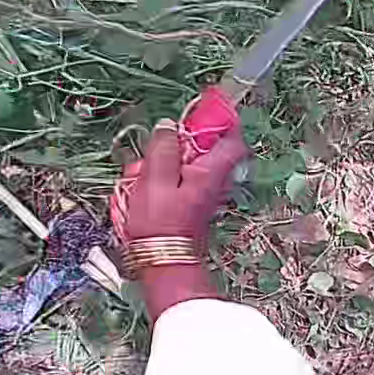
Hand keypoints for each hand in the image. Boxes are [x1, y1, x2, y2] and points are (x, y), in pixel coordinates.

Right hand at [118, 119, 249, 241]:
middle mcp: (213, 181)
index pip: (232, 138)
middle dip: (177, 144)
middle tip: (157, 150)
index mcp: (211, 171)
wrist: (163, 262)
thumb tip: (169, 125)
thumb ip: (163, 149)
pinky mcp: (189, 202)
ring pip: (185, 163)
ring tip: (142, 174)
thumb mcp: (155, 179)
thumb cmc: (160, 223)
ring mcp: (202, 192)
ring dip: (163, 163)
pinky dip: (160, 179)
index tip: (200, 113)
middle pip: (203, 148)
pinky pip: (177, 180)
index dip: (220, 121)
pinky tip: (141, 188)